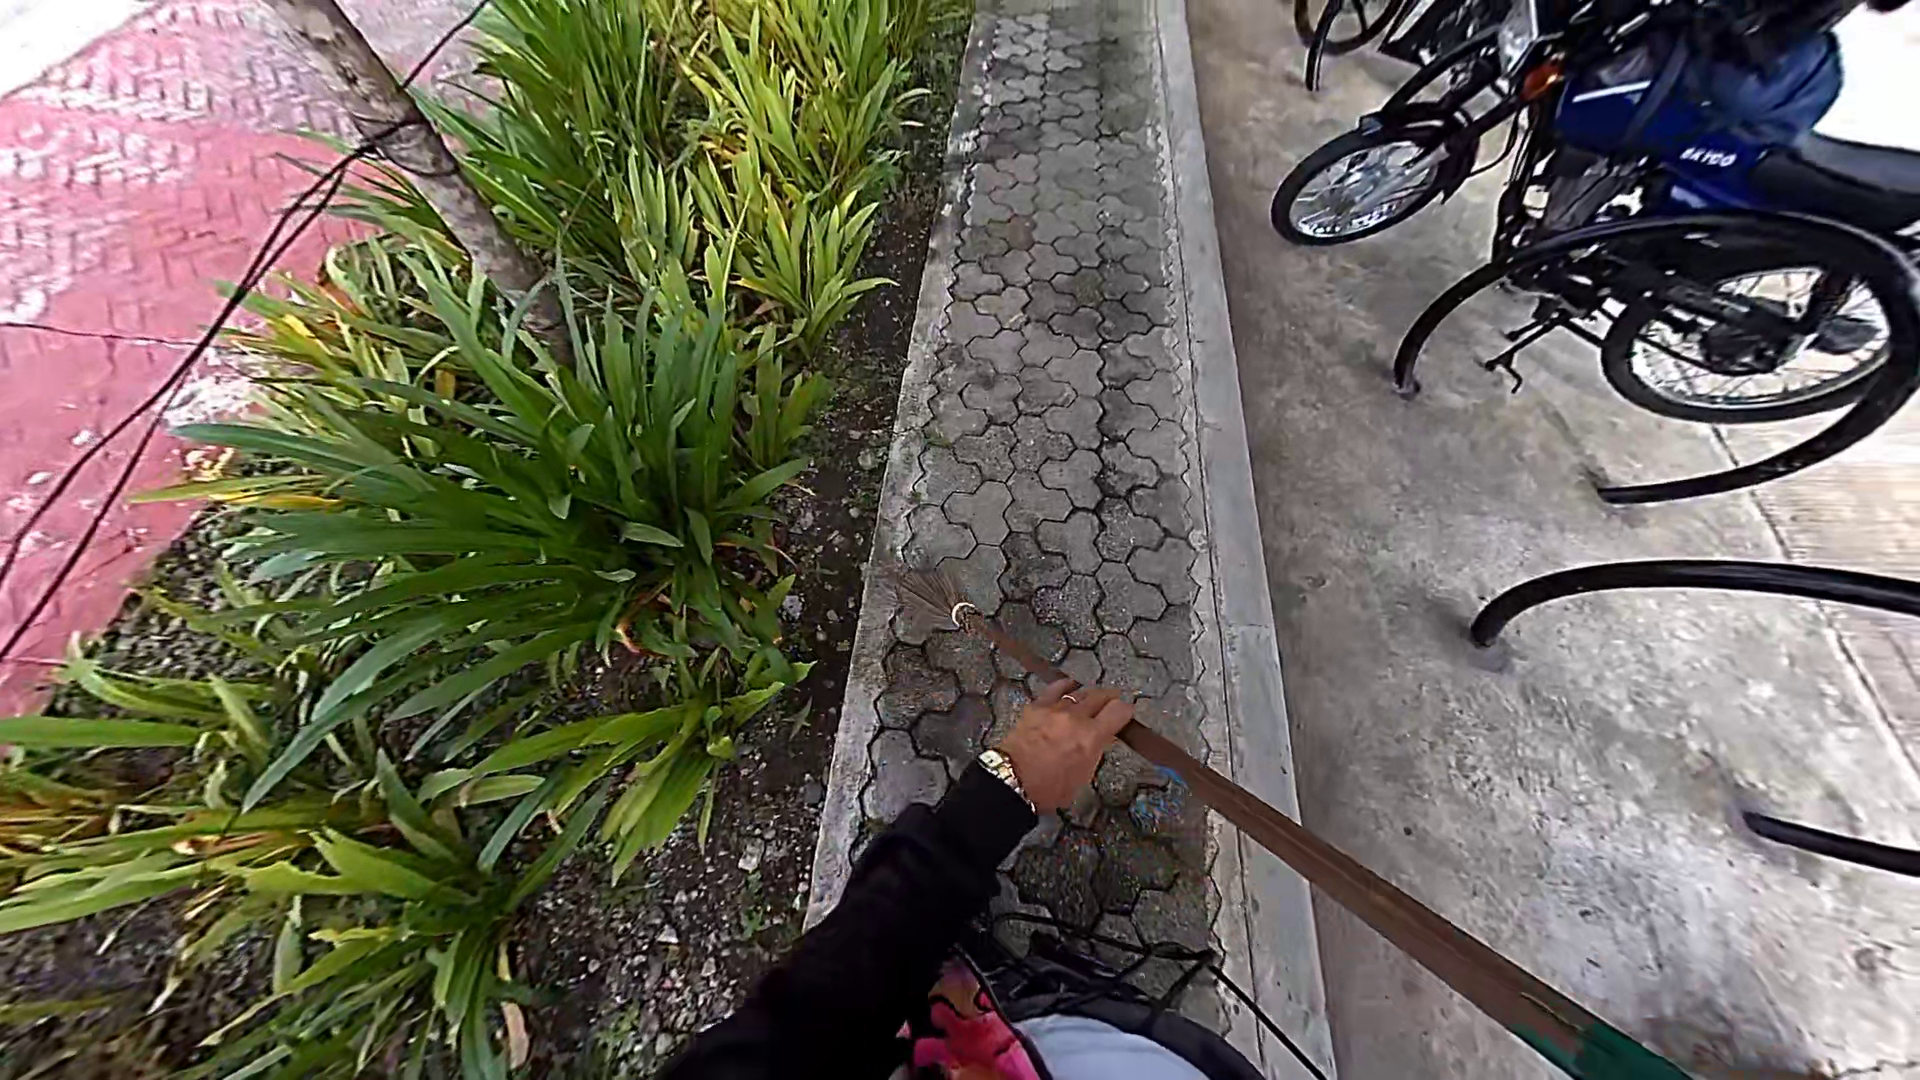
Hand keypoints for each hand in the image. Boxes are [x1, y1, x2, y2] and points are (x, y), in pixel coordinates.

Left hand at [993, 679, 1133, 811]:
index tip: (1126, 713)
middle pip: (1101, 696)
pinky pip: (1056, 688)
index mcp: (1092, 737)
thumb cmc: (1050, 787)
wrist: (1013, 779)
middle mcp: (1076, 718)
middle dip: (1110, 698)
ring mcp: (1056, 708)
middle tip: (1113, 701)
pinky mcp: (1038, 705)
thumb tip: (1101, 737)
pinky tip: (1071, 685)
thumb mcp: (1083, 775)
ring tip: (1093, 697)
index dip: (1126, 710)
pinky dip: (1066, 685)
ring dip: (1089, 694)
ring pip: (1080, 692)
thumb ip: (1095, 751)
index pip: (1119, 711)